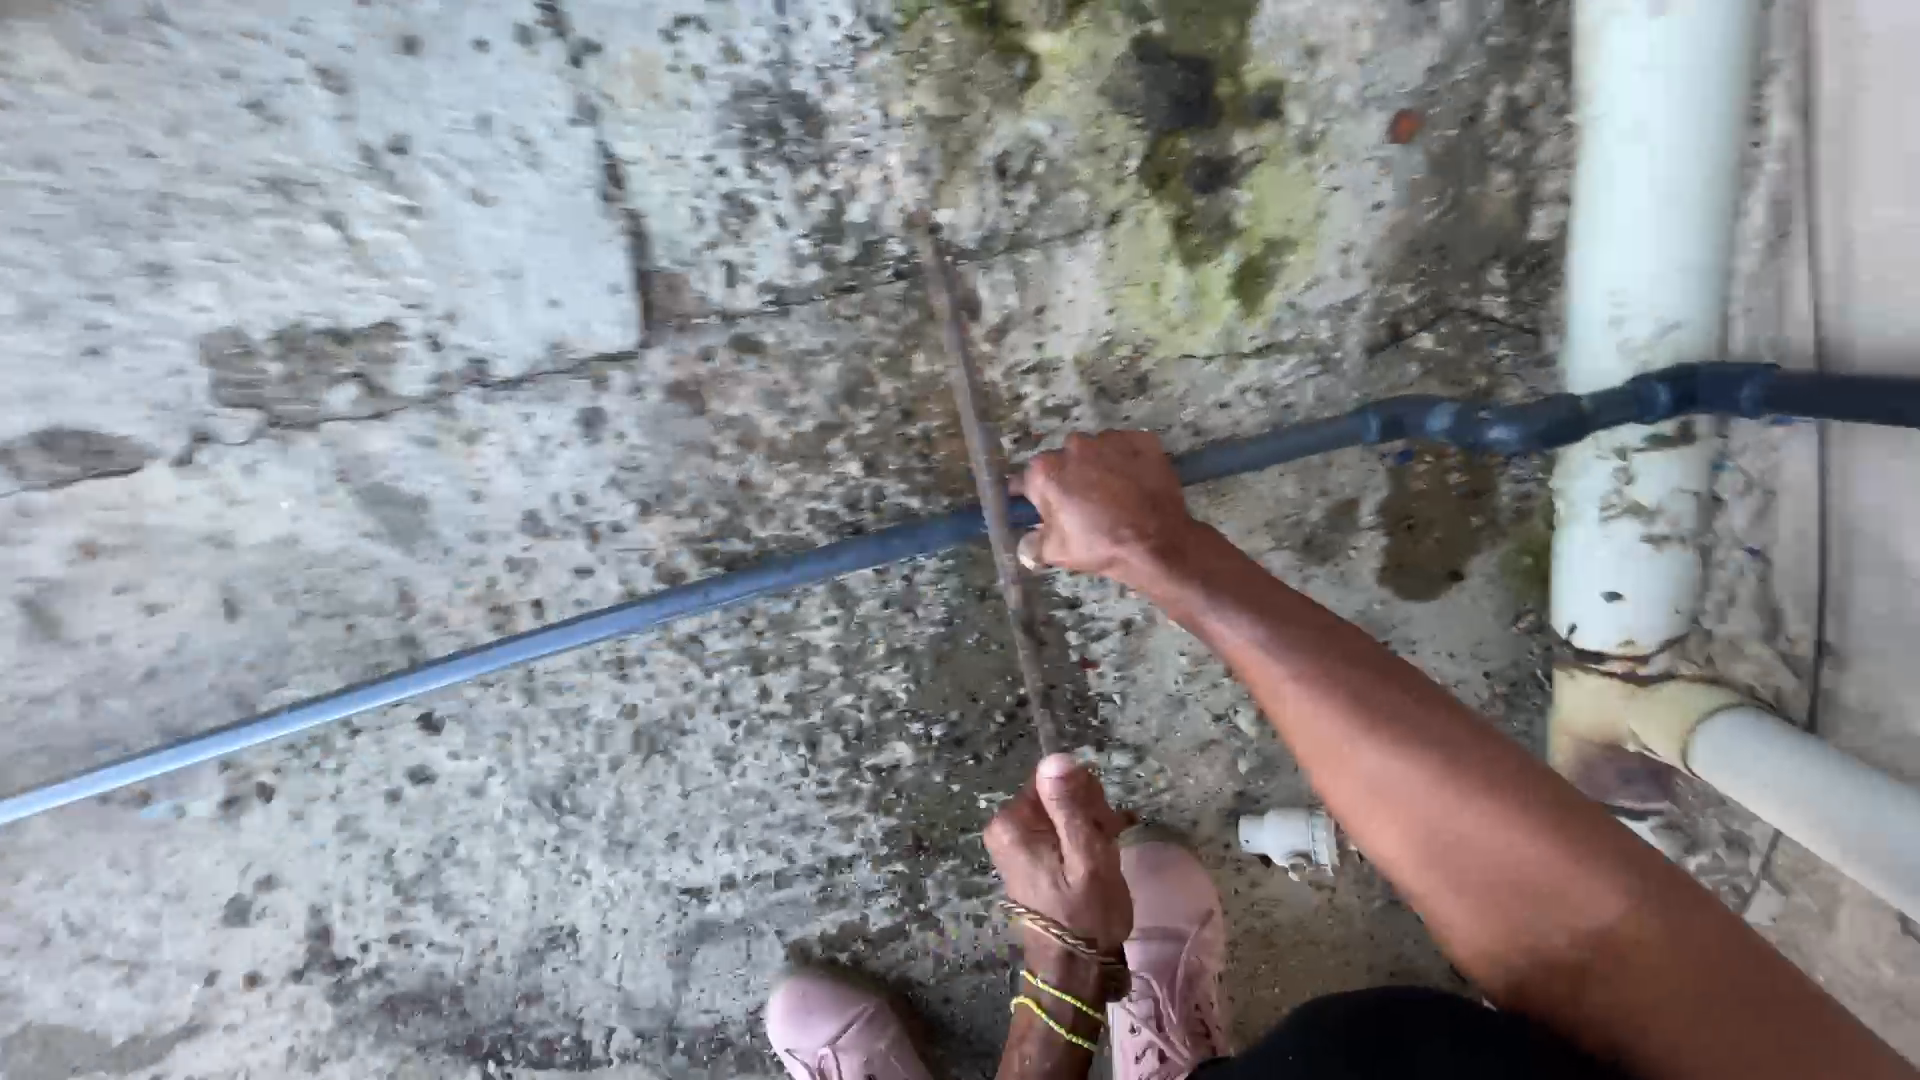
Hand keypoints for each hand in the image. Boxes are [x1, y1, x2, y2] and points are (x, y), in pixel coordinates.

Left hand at [984, 754, 1133, 955]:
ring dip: (1090, 827)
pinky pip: (1059, 830)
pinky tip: (1101, 856)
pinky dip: (1082, 839)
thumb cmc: (1085, 914)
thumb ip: (1070, 806)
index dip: (1084, 797)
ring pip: (1063, 811)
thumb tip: (1056, 757)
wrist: (1075, 970)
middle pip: (1057, 793)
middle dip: (1088, 813)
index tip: (1102, 826)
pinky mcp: (1029, 855)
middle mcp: (1006, 826)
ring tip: (1105, 855)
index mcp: (1013, 822)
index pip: (1053, 778)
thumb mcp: (1086, 856)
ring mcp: (1016, 842)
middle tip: (1105, 845)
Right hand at [1012, 431, 1200, 587]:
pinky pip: (1126, 448)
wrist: (1157, 542)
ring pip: (1095, 451)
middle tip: (1085, 506)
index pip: (1028, 480)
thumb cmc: (1100, 546)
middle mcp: (1073, 446)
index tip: (1046, 508)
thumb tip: (1025, 541)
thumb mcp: (1056, 553)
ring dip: (1099, 467)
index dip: (1036, 496)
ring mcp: (1110, 439)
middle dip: (1069, 479)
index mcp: (1046, 470)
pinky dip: (1127, 461)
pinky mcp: (1141, 439)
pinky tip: (1134, 484)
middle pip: (1063, 461)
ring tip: (1115, 495)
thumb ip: (1032, 544)